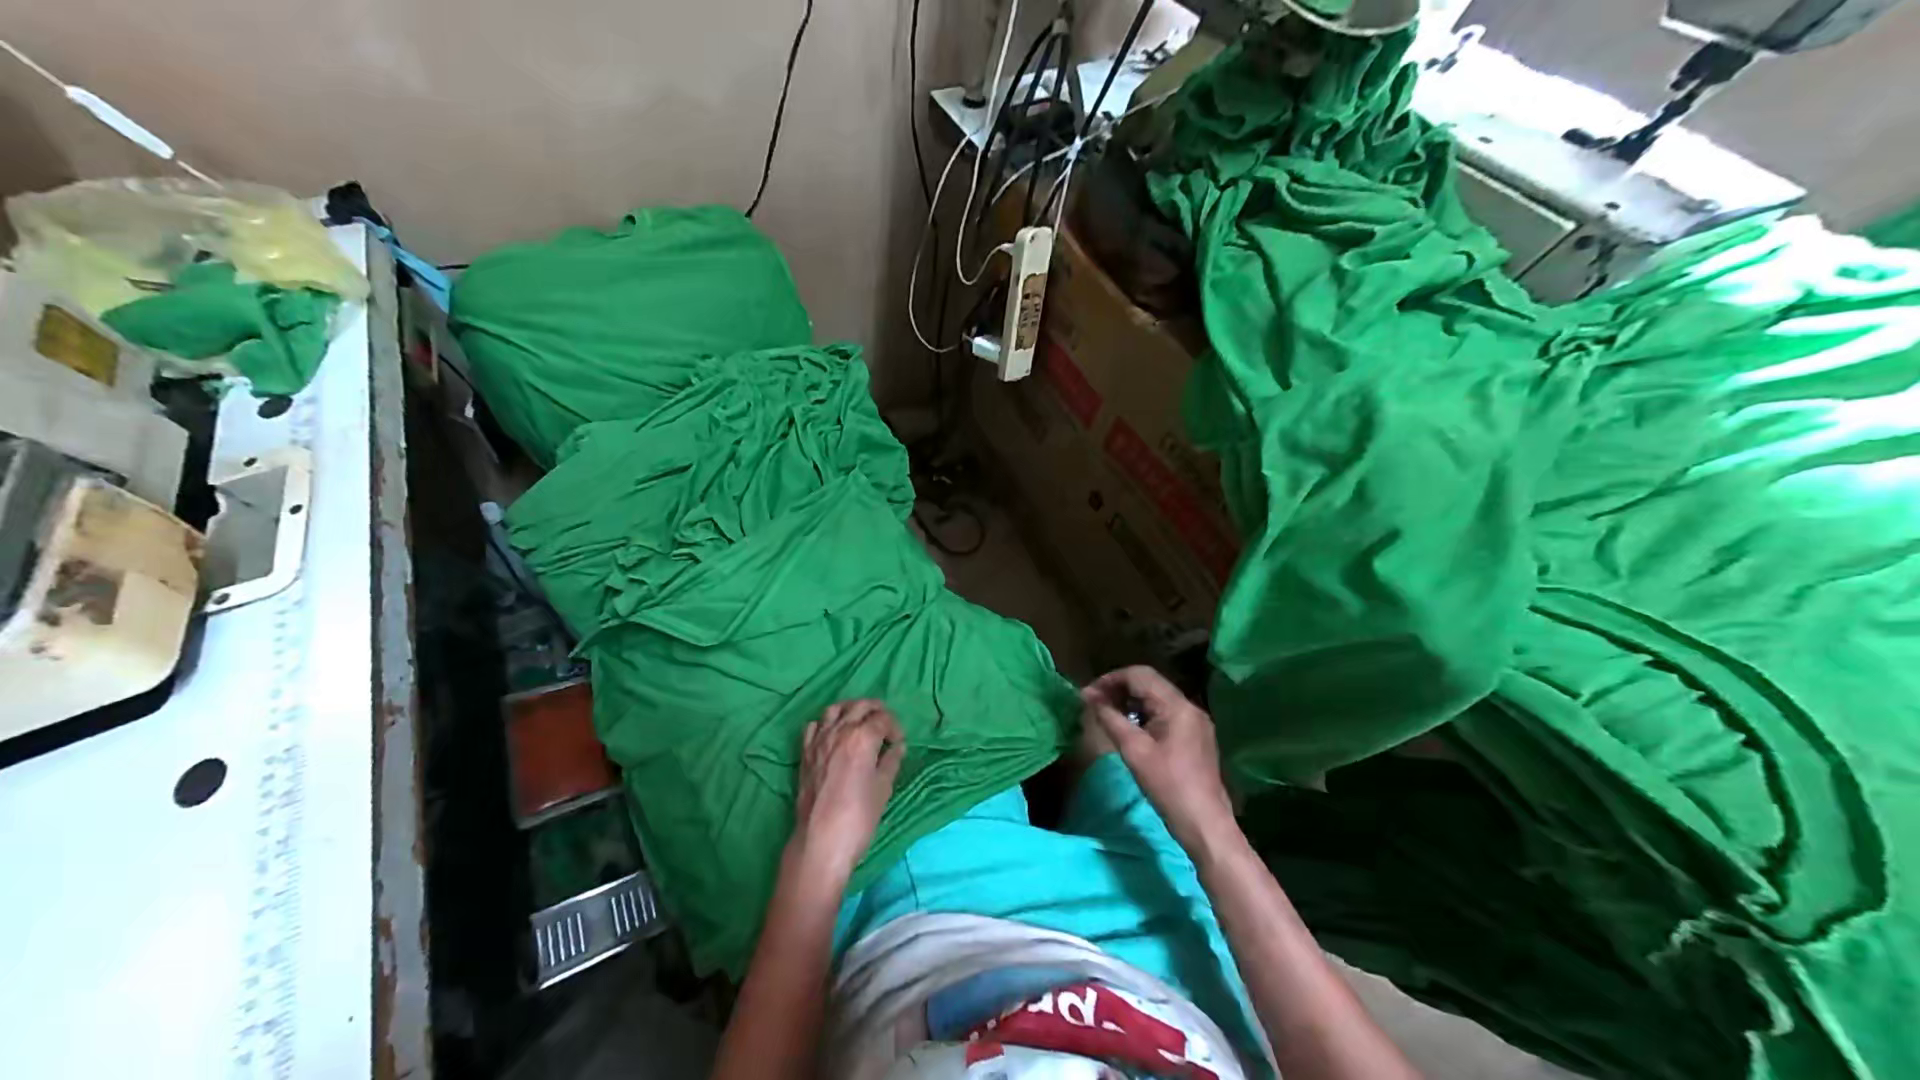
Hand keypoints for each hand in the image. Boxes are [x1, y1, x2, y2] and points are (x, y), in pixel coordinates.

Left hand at [790, 699, 906, 879]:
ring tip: (861, 722)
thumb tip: (897, 747)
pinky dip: (826, 724)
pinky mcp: (805, 753)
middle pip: (860, 706)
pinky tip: (834, 734)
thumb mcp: (883, 788)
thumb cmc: (859, 817)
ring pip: (835, 709)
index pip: (883, 718)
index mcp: (863, 737)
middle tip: (886, 725)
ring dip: (851, 710)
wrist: (820, 841)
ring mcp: (818, 740)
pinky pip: (814, 726)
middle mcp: (839, 731)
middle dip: (876, 710)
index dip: (895, 727)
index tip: (899, 742)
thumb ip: (891, 761)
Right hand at [1081, 666, 1237, 855]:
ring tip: (1108, 716)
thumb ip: (1110, 718)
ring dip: (1130, 702)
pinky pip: (1166, 714)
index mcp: (1177, 705)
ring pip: (1157, 699)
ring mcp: (1195, 722)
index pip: (1139, 675)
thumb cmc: (1167, 786)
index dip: (1110, 679)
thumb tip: (1088, 696)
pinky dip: (1144, 715)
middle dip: (1119, 689)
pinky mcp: (1196, 737)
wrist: (1205, 824)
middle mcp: (1189, 707)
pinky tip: (1130, 730)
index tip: (1088, 695)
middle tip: (1094, 704)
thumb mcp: (1133, 750)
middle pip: (1149, 683)